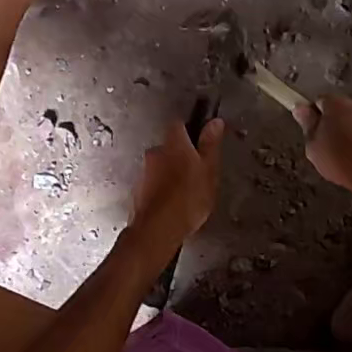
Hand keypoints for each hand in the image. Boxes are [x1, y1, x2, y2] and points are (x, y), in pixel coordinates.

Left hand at [130, 117, 225, 243]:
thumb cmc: (187, 199)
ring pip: (160, 167)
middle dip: (181, 157)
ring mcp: (143, 172)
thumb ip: (210, 145)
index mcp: (174, 143)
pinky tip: (173, 205)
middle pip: (169, 148)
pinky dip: (161, 190)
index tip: (201, 142)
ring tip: (186, 195)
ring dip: (170, 175)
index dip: (190, 131)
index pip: (179, 125)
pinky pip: (153, 185)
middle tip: (197, 174)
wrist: (157, 229)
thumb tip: (214, 123)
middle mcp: (154, 153)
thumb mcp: (209, 171)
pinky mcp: (137, 191)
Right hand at [294, 95, 351, 203]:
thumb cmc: (342, 162)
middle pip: (344, 108)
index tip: (314, 130)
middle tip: (332, 144)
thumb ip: (307, 124)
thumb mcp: (314, 148)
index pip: (321, 100)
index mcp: (337, 105)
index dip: (316, 114)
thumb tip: (300, 107)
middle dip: (338, 121)